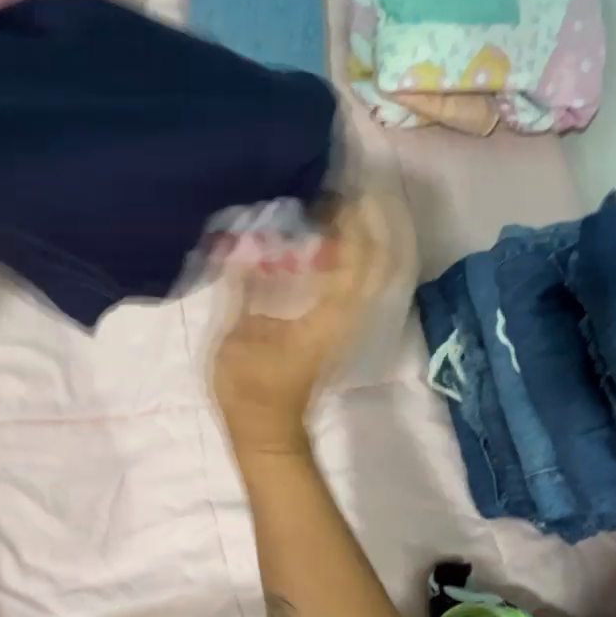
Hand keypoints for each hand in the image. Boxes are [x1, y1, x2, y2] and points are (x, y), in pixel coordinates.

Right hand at [212, 193, 410, 455]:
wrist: (268, 431)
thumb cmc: (249, 391)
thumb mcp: (238, 338)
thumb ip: (245, 289)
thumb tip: (244, 244)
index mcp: (327, 314)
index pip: (353, 254)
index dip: (350, 216)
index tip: (333, 186)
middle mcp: (349, 314)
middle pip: (377, 256)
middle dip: (367, 216)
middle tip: (343, 185)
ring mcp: (350, 322)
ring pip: (375, 269)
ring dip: (365, 234)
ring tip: (341, 204)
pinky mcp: (342, 327)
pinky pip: (360, 283)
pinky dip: (354, 257)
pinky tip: (331, 243)